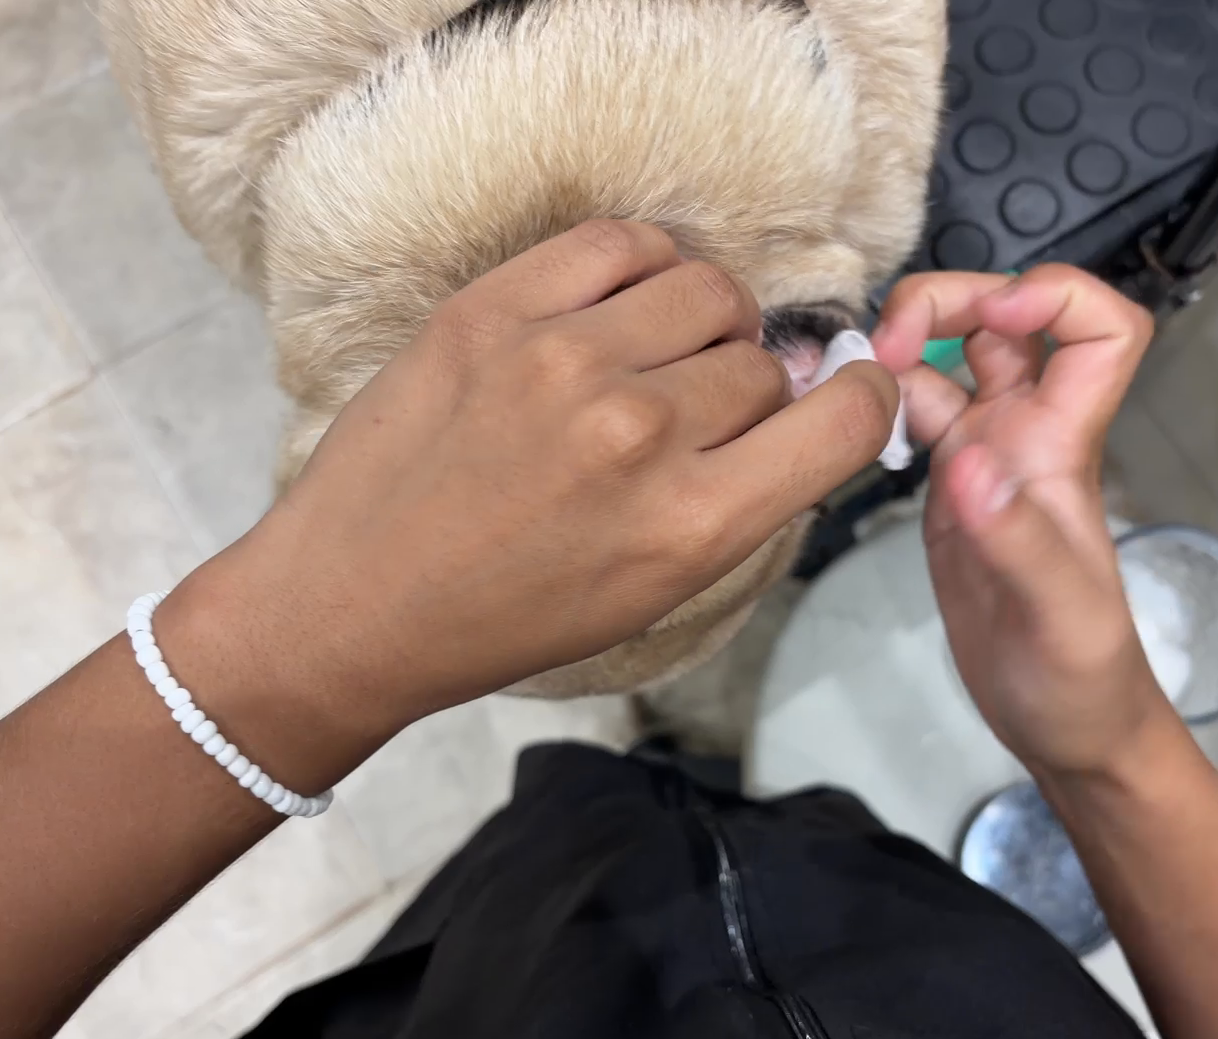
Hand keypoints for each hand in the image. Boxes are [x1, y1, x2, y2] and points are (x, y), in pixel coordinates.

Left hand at [166, 221, 898, 765]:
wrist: (356, 602)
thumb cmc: (513, 618)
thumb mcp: (653, 594)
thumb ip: (740, 503)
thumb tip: (795, 408)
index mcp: (693, 526)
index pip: (846, 420)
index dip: (861, 400)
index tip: (838, 397)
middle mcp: (643, 433)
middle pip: (766, 361)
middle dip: (751, 389)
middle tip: (696, 416)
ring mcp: (565, 360)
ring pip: (709, 293)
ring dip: (705, 326)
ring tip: (659, 356)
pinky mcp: (493, 310)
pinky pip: (623, 242)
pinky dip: (646, 268)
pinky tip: (622, 306)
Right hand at [870, 265, 1169, 776]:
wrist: (1059, 718)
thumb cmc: (1078, 673)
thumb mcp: (1059, 615)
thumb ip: (1018, 539)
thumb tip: (967, 463)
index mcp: (1063, 448)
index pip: (1100, 331)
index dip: (1055, 296)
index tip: (992, 314)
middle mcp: (1025, 437)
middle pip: (1003, 326)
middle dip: (948, 304)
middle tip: (883, 341)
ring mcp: (983, 460)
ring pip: (949, 364)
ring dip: (905, 347)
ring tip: (851, 373)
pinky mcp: (948, 490)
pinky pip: (916, 418)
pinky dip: (884, 401)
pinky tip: (852, 416)